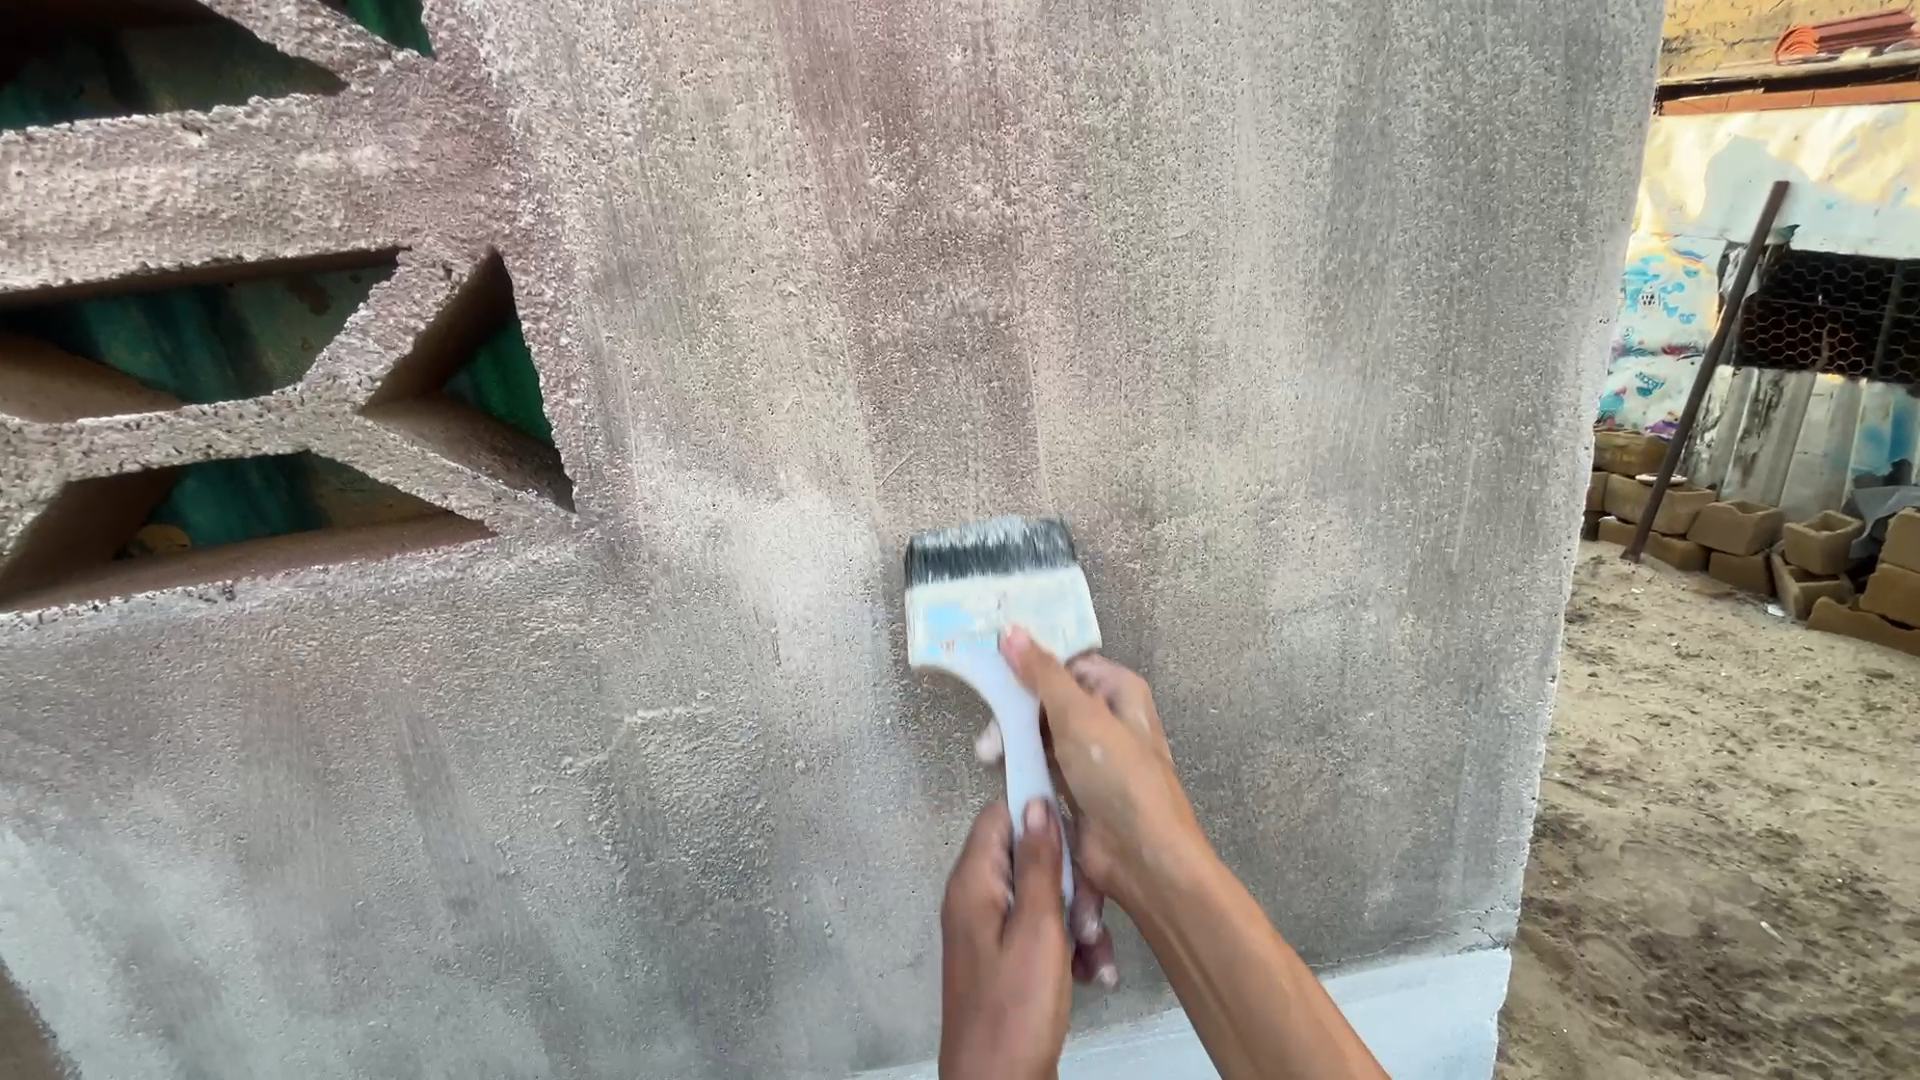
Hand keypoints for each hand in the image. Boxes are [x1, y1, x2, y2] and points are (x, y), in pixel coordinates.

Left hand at [940, 799, 1072, 1079]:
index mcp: (974, 881)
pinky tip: (1094, 974)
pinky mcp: (1009, 959)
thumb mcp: (1037, 929)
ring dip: (1078, 919)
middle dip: (1069, 881)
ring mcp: (993, 930)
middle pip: (1029, 856)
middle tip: (1091, 917)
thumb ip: (1039, 863)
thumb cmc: (1016, 1008)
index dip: (1038, 817)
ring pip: (1045, 895)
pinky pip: (1044, 931)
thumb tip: (1035, 802)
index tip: (1077, 837)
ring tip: (1096, 954)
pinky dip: (1071, 947)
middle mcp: (978, 897)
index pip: (1001, 816)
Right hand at [996, 629, 1207, 931]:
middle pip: (1048, 696)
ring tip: (989, 755)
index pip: (1066, 662)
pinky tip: (1002, 769)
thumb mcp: (1078, 716)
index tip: (992, 668)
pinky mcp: (1074, 785)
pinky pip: (1041, 761)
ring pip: (1040, 730)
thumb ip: (1042, 673)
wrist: (1142, 857)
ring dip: (1013, 738)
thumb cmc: (1118, 776)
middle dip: (1016, 709)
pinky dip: (1021, 762)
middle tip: (991, 728)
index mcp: (1118, 689)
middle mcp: (1105, 716)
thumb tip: (1010, 631)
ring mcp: (1089, 753)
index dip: (1030, 664)